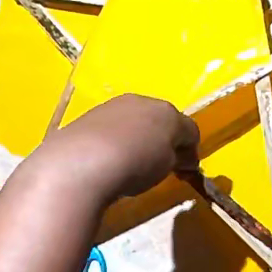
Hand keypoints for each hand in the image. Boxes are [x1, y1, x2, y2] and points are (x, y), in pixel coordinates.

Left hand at [36, 94, 198, 201]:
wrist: (79, 163)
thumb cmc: (136, 165)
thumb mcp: (167, 167)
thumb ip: (177, 158)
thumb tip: (181, 158)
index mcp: (168, 112)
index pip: (189, 129)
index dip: (191, 150)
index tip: (186, 170)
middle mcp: (142, 101)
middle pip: (161, 120)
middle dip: (164, 139)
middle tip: (161, 165)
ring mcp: (112, 106)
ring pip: (135, 121)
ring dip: (139, 138)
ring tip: (132, 164)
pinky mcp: (87, 116)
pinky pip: (112, 128)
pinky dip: (116, 141)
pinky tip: (109, 160)